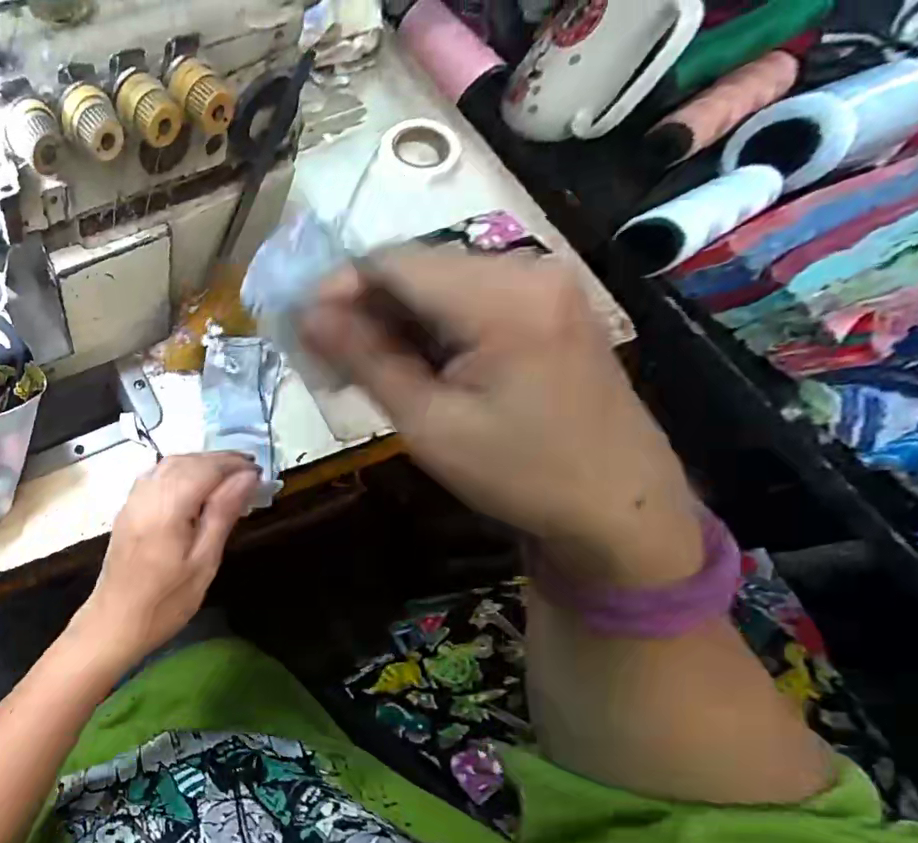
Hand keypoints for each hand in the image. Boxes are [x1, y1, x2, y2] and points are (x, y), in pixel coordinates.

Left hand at [72, 453, 259, 665]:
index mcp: (167, 507)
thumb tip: (246, 478)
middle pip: (185, 461)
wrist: (114, 622)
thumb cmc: (166, 601)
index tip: (259, 473)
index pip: (204, 468)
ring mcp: (132, 501)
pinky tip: (194, 489)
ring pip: (167, 465)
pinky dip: (178, 474)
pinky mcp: (126, 511)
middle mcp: (146, 495)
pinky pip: (153, 478)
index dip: (233, 465)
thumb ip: (223, 514)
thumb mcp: (204, 562)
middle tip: (248, 474)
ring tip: (226, 479)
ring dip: (198, 465)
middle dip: (218, 461)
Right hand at [297, 250, 701, 585]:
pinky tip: (406, 366)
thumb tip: (306, 316)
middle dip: (361, 308)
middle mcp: (527, 269)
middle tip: (323, 361)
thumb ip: (366, 360)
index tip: (299, 331)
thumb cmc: (519, 472)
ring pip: (437, 284)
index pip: (393, 262)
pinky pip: (466, 301)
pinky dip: (426, 328)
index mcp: (502, 296)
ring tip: (356, 370)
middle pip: (416, 268)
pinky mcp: (547, 306)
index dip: (336, 289)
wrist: (618, 504)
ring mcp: (543, 285)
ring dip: (390, 320)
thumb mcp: (429, 423)